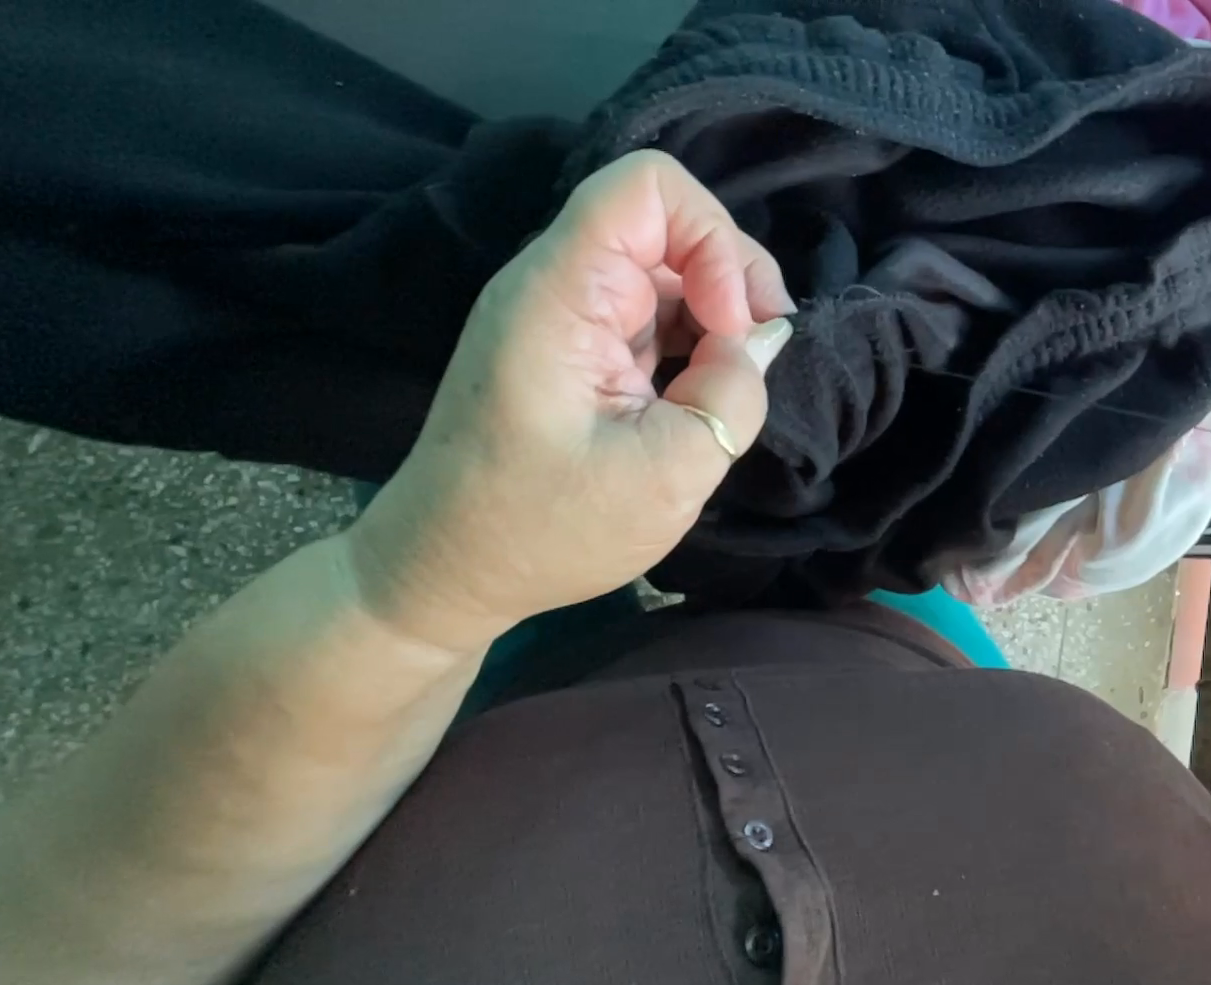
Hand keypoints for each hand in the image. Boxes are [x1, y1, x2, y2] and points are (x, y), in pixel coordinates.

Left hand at [346, 150, 795, 650]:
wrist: (449, 571)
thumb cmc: (545, 532)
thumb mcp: (667, 477)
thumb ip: (731, 398)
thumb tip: (754, 344)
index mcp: (561, 295)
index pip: (650, 188)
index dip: (714, 241)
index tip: (731, 327)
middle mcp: (558, 286)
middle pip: (668, 225)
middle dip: (734, 279)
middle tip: (761, 356)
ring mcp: (566, 318)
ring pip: (667, 272)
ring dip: (719, 317)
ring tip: (737, 385)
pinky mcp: (577, 351)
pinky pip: (652, 317)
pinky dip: (696, 344)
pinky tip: (707, 393)